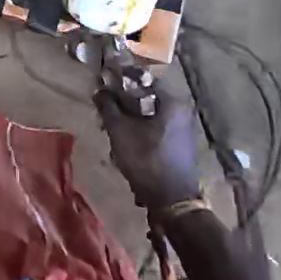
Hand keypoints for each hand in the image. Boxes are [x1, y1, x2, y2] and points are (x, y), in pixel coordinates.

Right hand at [95, 89, 203, 210]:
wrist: (172, 200)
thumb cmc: (146, 160)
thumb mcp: (120, 131)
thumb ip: (108, 107)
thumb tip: (100, 90)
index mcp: (172, 103)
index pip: (143, 79)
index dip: (121, 79)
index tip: (103, 83)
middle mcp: (181, 111)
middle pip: (145, 97)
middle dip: (122, 102)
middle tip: (103, 110)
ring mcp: (181, 128)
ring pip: (148, 114)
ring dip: (127, 118)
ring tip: (109, 128)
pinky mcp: (177, 143)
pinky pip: (154, 127)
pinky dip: (138, 129)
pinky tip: (123, 142)